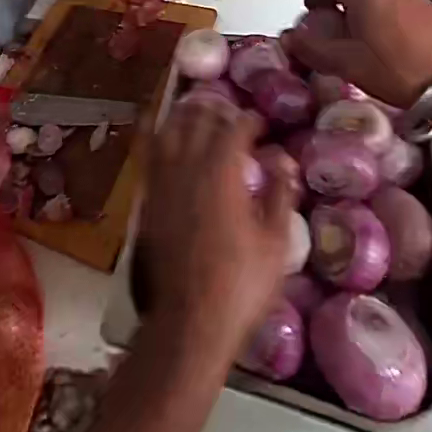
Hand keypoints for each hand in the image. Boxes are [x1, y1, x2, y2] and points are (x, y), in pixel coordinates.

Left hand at [140, 97, 300, 355]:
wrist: (190, 320)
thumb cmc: (241, 283)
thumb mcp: (276, 241)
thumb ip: (279, 193)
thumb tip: (283, 159)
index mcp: (221, 172)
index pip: (234, 128)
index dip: (249, 120)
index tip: (261, 123)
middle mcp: (186, 168)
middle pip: (196, 121)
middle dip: (214, 110)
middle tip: (230, 113)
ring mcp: (162, 184)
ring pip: (167, 133)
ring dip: (183, 117)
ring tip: (196, 113)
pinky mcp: (147, 201)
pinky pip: (148, 157)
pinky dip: (156, 138)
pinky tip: (163, 136)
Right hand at [279, 0, 431, 107]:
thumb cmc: (396, 72)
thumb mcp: (344, 63)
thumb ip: (311, 47)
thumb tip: (291, 38)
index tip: (312, 11)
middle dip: (338, 5)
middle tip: (332, 32)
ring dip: (362, 12)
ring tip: (358, 42)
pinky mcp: (431, 10)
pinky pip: (397, 5)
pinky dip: (384, 18)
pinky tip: (384, 46)